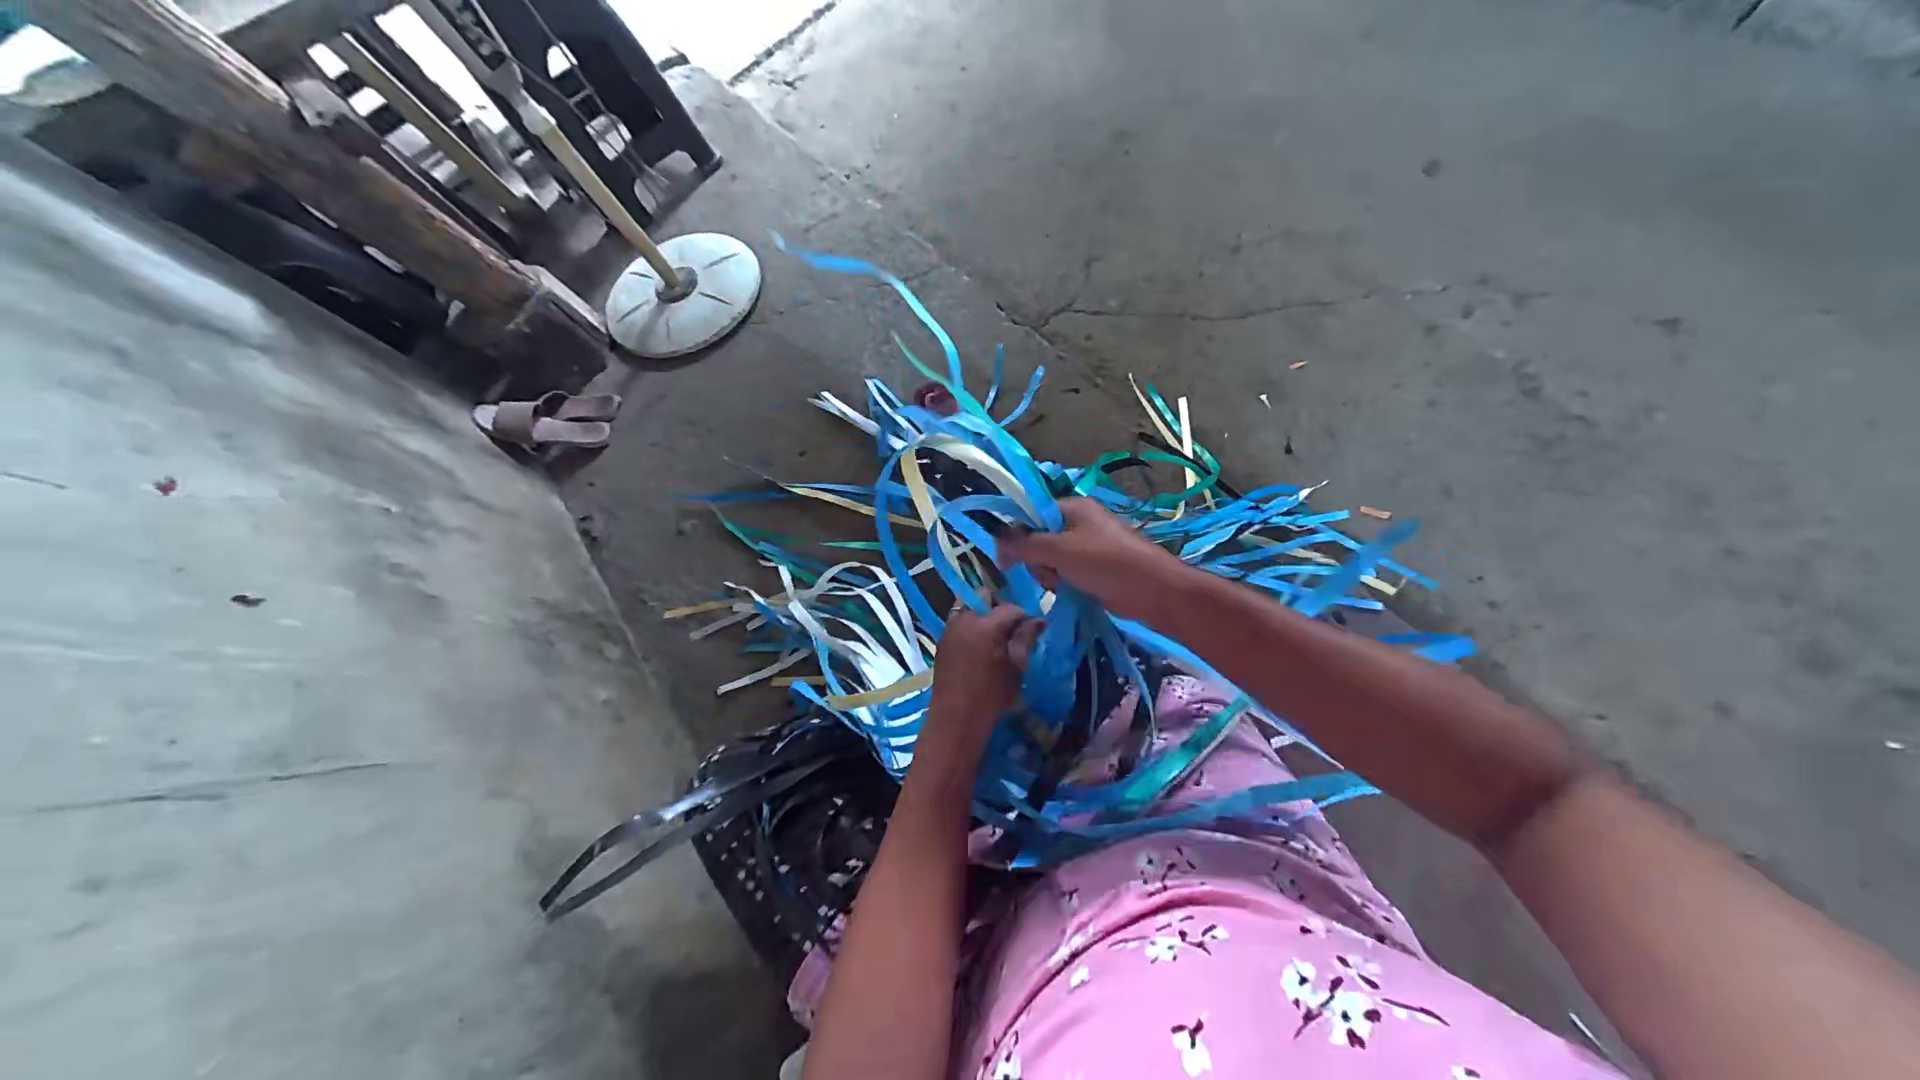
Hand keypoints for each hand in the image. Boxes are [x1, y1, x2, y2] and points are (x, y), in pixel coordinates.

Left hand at [919, 603, 1038, 768]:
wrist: (956, 718)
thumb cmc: (991, 696)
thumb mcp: (1015, 668)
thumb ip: (1025, 639)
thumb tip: (1039, 620)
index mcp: (985, 626)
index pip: (1011, 608)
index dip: (1025, 616)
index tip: (1032, 629)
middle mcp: (964, 620)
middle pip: (984, 598)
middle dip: (1000, 607)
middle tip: (1012, 628)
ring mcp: (949, 628)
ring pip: (968, 606)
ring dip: (983, 614)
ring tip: (995, 636)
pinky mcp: (942, 640)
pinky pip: (958, 621)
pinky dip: (971, 624)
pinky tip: (980, 644)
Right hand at [999, 498, 1194, 621]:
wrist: (1152, 591)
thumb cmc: (1105, 562)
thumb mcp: (1059, 550)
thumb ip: (1024, 544)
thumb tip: (996, 541)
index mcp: (1072, 507)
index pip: (1031, 513)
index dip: (1016, 534)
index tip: (1007, 558)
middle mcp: (1078, 522)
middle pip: (1037, 538)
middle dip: (1037, 559)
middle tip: (1050, 572)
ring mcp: (1087, 546)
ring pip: (1049, 559)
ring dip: (1050, 574)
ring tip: (1064, 583)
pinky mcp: (1093, 568)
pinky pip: (1065, 572)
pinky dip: (1063, 583)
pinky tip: (1071, 591)